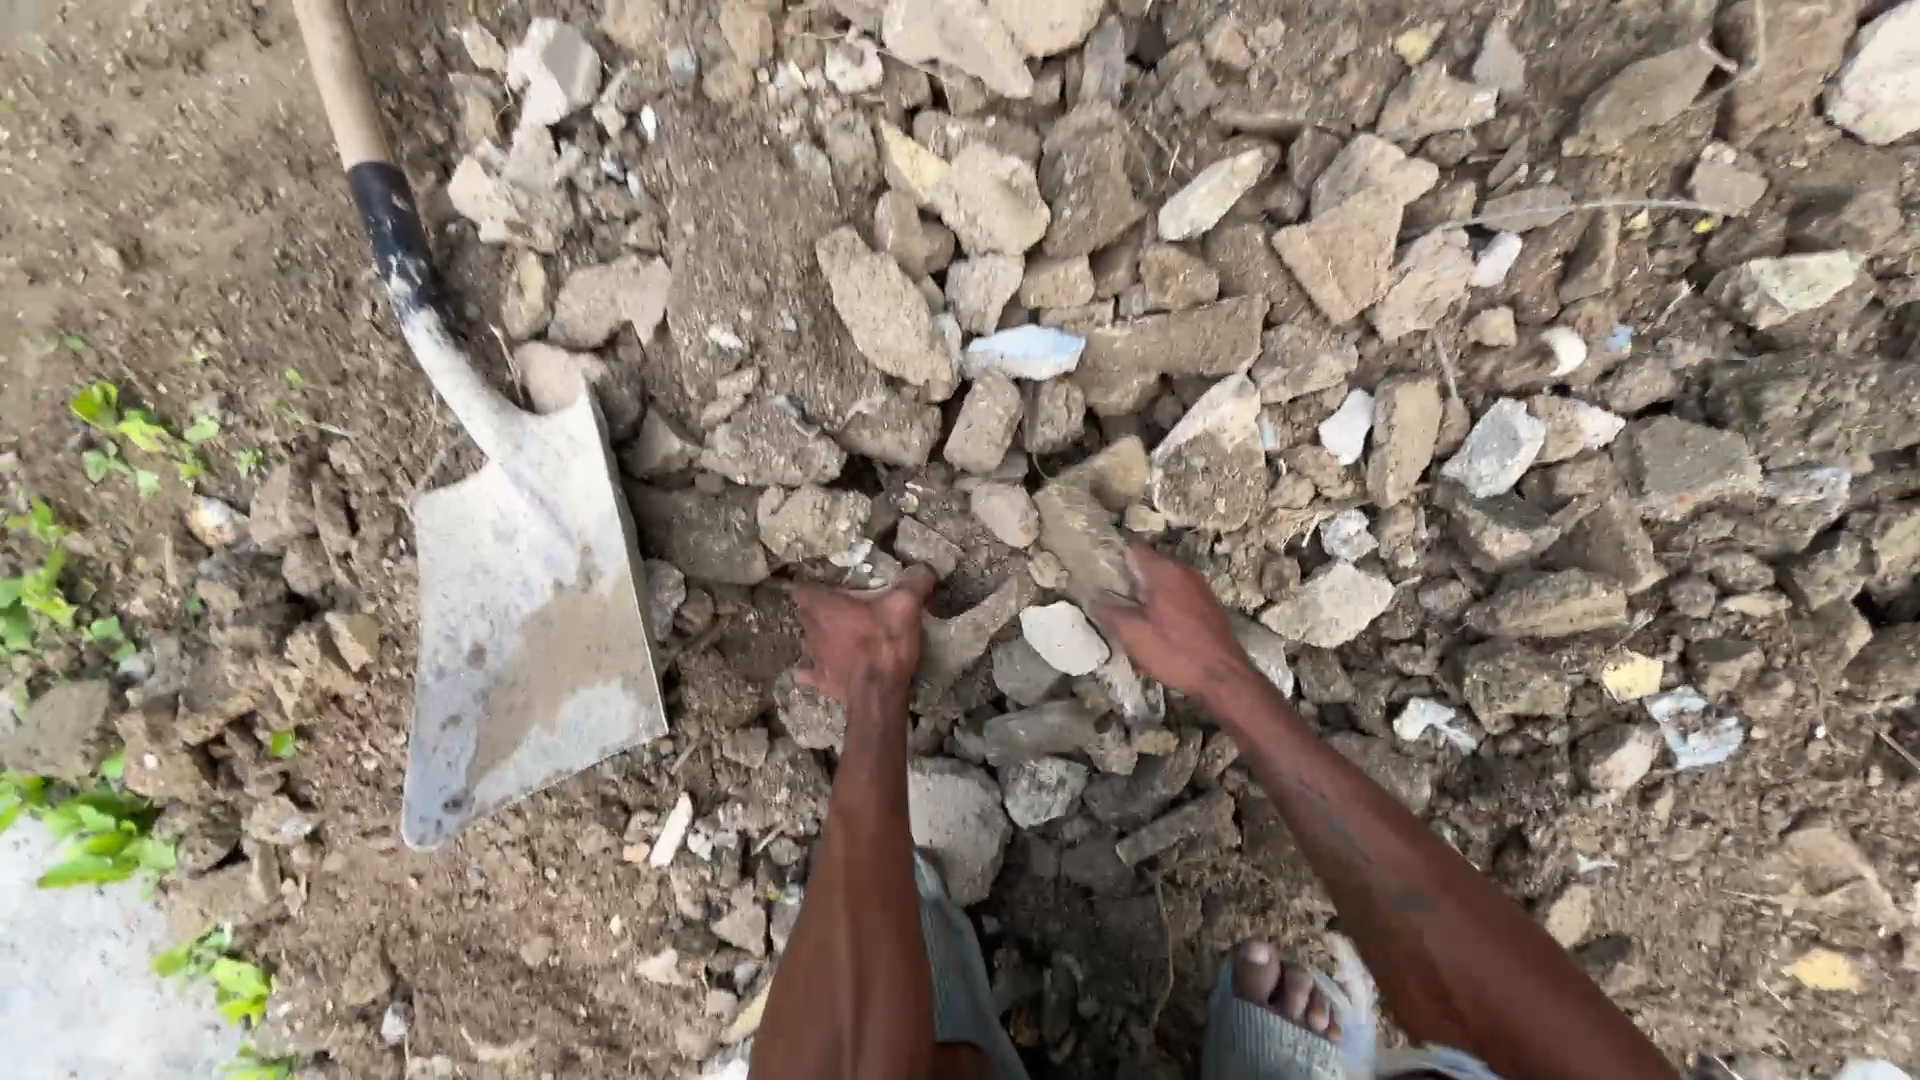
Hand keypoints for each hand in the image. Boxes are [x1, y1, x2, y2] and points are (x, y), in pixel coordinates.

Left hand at [791, 565, 937, 707]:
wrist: (878, 692)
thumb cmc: (885, 642)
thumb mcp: (906, 605)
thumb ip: (914, 581)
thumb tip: (925, 566)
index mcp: (824, 605)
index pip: (802, 588)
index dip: (814, 586)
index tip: (831, 586)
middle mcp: (811, 628)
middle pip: (806, 612)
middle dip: (819, 609)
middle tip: (843, 608)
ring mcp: (812, 656)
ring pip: (807, 639)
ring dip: (819, 636)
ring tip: (839, 636)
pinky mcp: (820, 679)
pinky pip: (808, 671)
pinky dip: (813, 668)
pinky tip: (824, 667)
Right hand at [1092, 542, 1254, 704]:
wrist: (1224, 677)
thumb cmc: (1175, 651)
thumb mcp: (1134, 634)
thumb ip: (1110, 613)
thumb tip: (1093, 600)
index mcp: (1164, 571)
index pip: (1134, 548)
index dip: (1114, 554)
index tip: (1096, 566)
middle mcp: (1184, 572)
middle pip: (1149, 563)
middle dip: (1128, 575)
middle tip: (1106, 592)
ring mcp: (1199, 588)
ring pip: (1164, 580)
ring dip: (1146, 590)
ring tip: (1126, 607)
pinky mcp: (1207, 605)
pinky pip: (1178, 593)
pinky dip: (1163, 600)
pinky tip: (1153, 620)